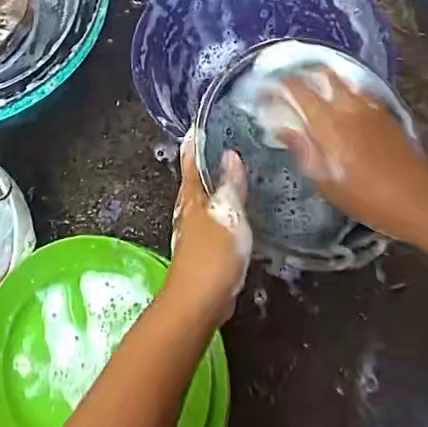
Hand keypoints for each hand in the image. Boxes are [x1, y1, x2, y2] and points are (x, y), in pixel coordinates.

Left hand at [165, 129, 252, 321]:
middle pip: (195, 180)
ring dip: (216, 186)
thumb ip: (230, 186)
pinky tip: (238, 212)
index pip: (190, 162)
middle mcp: (189, 210)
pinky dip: (225, 210)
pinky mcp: (205, 249)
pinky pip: (215, 220)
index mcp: (191, 197)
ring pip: (204, 200)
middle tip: (222, 143)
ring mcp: (195, 231)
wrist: (200, 302)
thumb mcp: (228, 214)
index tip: (199, 125)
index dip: (194, 143)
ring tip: (235, 173)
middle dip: (205, 162)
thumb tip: (229, 154)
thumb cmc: (212, 255)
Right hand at [266, 67, 427, 238]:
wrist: (416, 197)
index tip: (270, 85)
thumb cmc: (365, 196)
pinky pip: (362, 93)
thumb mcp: (325, 181)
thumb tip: (284, 130)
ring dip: (327, 78)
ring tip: (316, 82)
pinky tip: (347, 100)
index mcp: (327, 124)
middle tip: (292, 77)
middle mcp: (348, 108)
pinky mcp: (386, 115)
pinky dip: (349, 90)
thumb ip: (304, 151)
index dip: (282, 84)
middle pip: (324, 76)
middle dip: (305, 72)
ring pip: (345, 81)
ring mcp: (370, 109)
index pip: (299, 91)